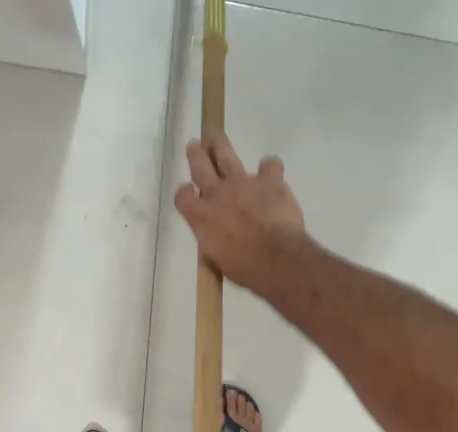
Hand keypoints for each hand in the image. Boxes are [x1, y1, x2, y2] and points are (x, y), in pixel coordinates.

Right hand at [174, 133, 307, 289]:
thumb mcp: (218, 260)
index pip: (183, 198)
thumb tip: (216, 240)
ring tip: (217, 137)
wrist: (274, 259)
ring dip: (220, 144)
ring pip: (226, 155)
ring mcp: (242, 183)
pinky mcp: (268, 180)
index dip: (184, 194)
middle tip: (195, 145)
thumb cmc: (244, 268)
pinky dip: (270, 168)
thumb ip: (213, 242)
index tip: (188, 193)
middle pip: (200, 166)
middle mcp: (217, 195)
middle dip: (196, 154)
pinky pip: (269, 165)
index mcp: (201, 218)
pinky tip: (272, 175)